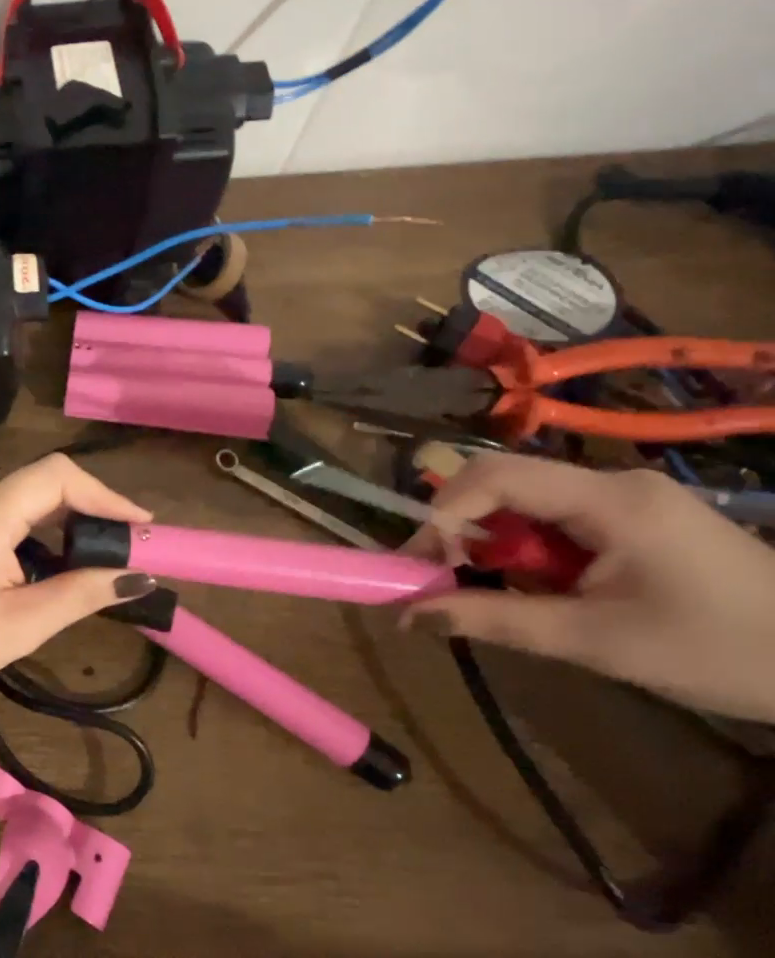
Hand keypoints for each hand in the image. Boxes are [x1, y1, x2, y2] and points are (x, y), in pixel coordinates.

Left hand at [0, 454, 152, 710]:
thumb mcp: (23, 624)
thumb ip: (82, 593)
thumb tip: (138, 576)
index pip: (58, 475)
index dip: (105, 494)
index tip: (141, 527)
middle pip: (41, 482)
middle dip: (89, 509)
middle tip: (125, 549)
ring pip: (22, 497)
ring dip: (61, 522)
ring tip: (95, 560)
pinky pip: (1, 512)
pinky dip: (34, 529)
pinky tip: (50, 563)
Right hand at [402, 453, 774, 722]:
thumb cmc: (722, 650)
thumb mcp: (596, 642)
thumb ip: (494, 620)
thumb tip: (406, 616)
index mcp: (610, 500)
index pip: (492, 477)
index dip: (441, 514)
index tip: (421, 566)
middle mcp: (612, 483)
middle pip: (501, 482)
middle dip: (457, 527)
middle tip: (436, 577)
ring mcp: (626, 498)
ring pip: (522, 501)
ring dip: (492, 542)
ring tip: (488, 590)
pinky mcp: (635, 517)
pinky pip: (552, 517)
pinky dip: (526, 549)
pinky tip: (537, 586)